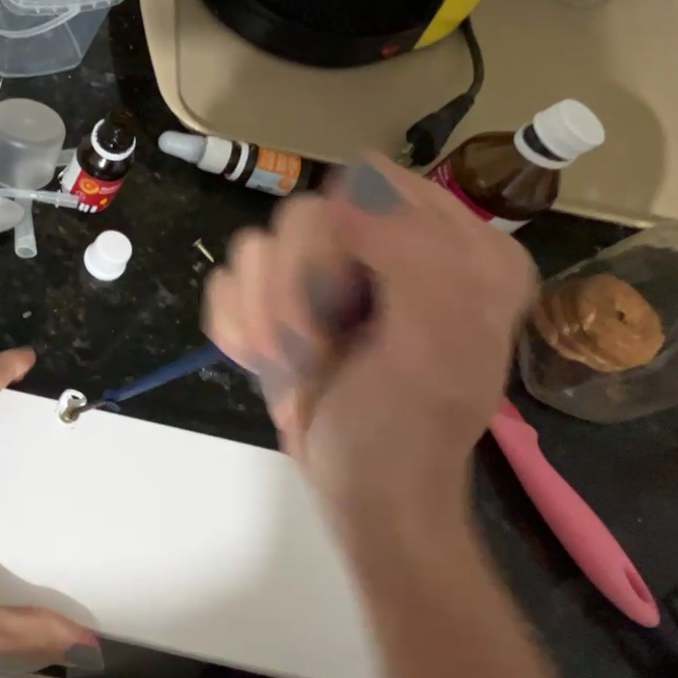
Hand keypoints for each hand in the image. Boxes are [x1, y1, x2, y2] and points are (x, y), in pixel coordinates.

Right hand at [202, 156, 537, 528]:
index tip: (355, 303)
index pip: (367, 185)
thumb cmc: (408, 428)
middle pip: (299, 217)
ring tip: (302, 363)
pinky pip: (226, 283)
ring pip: (253, 250)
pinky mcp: (277, 298)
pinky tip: (272, 364)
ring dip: (266, 320)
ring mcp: (325, 272)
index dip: (345, 241)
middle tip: (322, 344)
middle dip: (297, 291)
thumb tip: (348, 186)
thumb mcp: (436, 345)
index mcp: (452, 243)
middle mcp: (388, 245)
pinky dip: (240, 330)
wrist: (362, 493)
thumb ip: (413, 256)